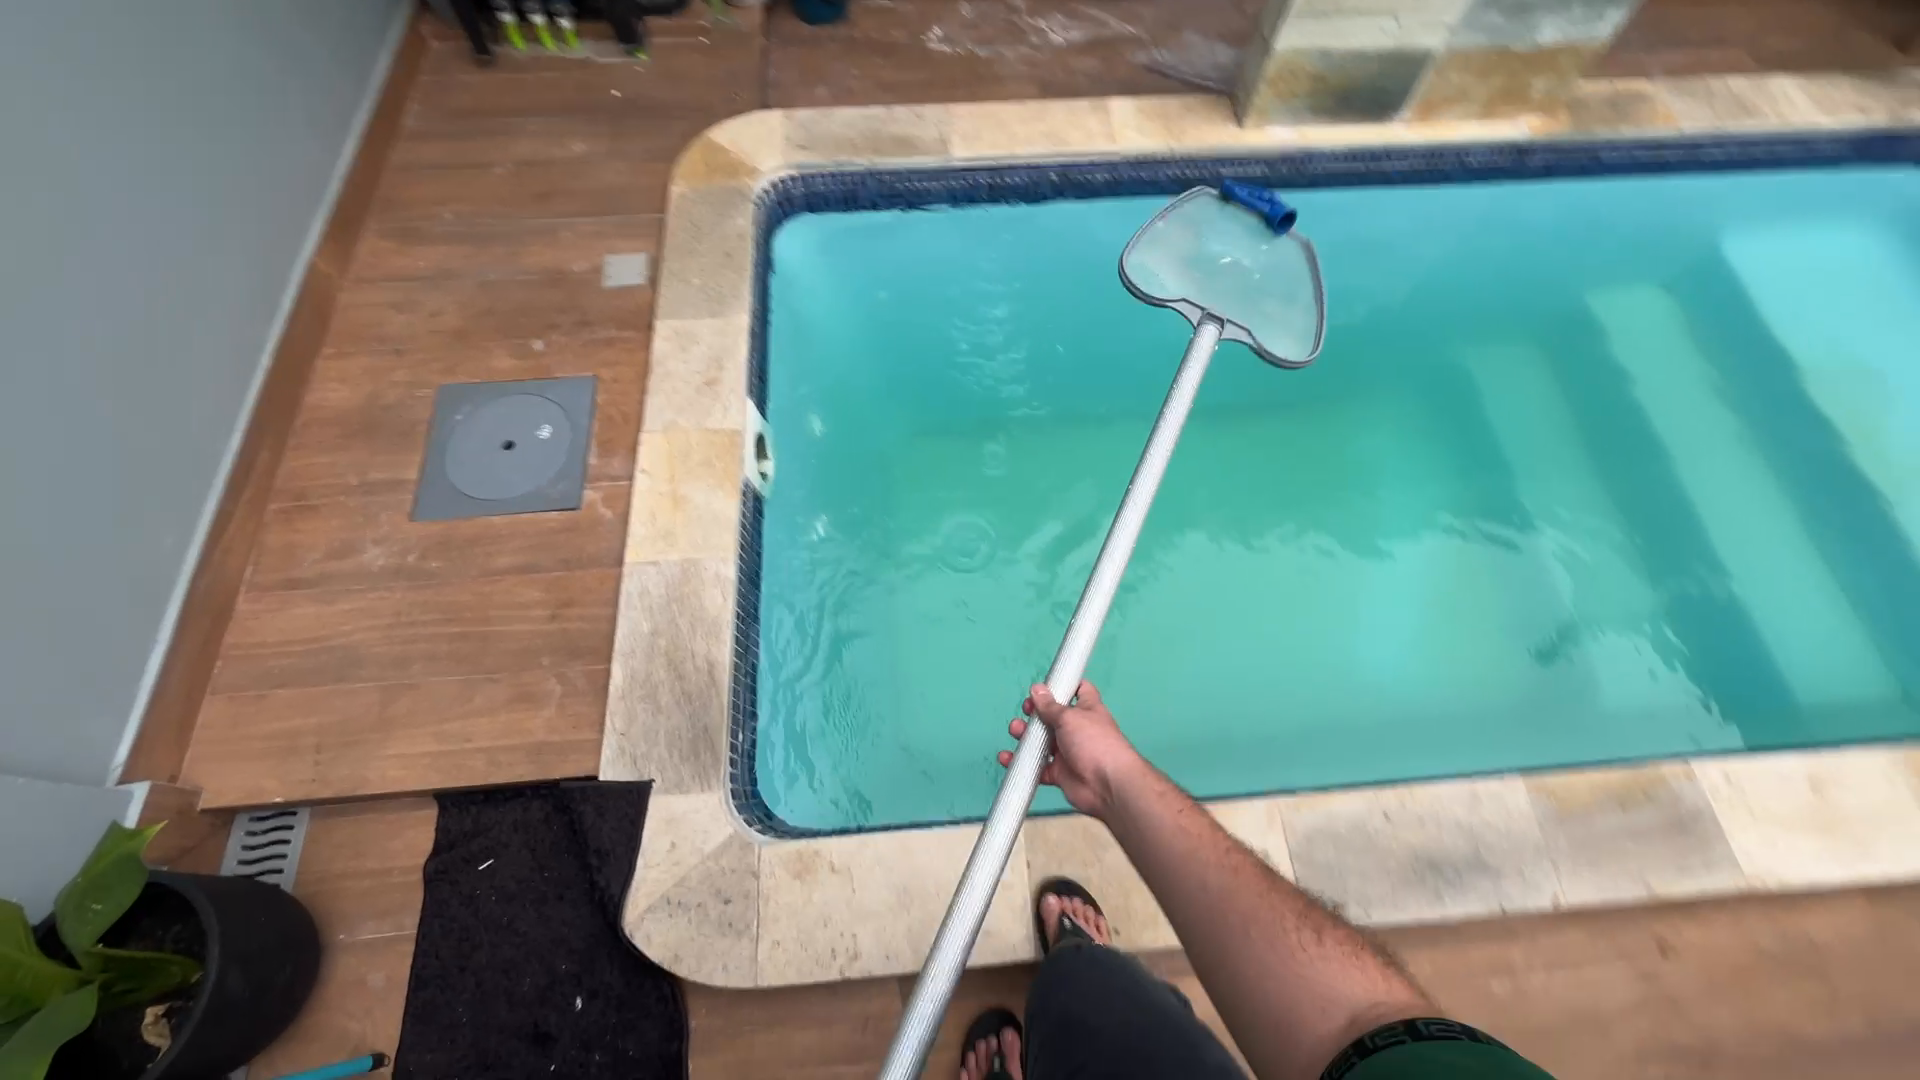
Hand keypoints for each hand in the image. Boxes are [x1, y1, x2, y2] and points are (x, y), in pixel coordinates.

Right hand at [998, 680, 1142, 819]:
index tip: (1046, 685)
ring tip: (1015, 732)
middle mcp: (1077, 729)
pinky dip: (1023, 763)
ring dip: (1026, 736)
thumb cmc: (1094, 742)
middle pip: (1053, 717)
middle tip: (1026, 711)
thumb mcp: (1070, 717)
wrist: (1107, 785)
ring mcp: (1068, 752)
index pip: (1079, 690)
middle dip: (1037, 713)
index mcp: (1086, 710)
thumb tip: (1037, 689)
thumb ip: (1050, 706)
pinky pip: (1038, 767)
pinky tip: (1008, 759)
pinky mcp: (1060, 773)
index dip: (1064, 685)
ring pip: (1043, 742)